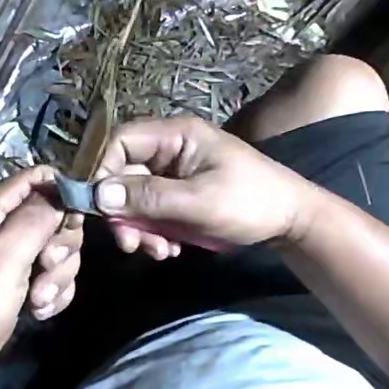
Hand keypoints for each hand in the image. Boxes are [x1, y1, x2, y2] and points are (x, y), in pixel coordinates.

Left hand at [0, 167, 79, 378]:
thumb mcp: (4, 257)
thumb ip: (35, 220)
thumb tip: (62, 192)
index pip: (39, 178)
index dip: (64, 190)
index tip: (74, 217)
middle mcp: (7, 228)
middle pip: (58, 217)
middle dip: (63, 244)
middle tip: (47, 264)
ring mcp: (16, 259)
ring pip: (61, 252)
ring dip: (58, 277)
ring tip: (38, 299)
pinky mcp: (23, 286)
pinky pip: (55, 279)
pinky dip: (54, 295)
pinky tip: (39, 311)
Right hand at [91, 117, 320, 255]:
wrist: (291, 221)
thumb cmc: (250, 202)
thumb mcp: (198, 202)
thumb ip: (148, 198)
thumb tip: (97, 195)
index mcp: (177, 135)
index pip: (120, 141)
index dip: (102, 171)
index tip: (98, 207)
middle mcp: (171, 150)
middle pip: (124, 174)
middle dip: (124, 212)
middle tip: (131, 245)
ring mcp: (175, 174)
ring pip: (135, 198)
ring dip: (140, 228)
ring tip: (159, 252)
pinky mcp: (181, 196)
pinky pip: (152, 212)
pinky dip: (155, 233)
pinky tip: (170, 250)